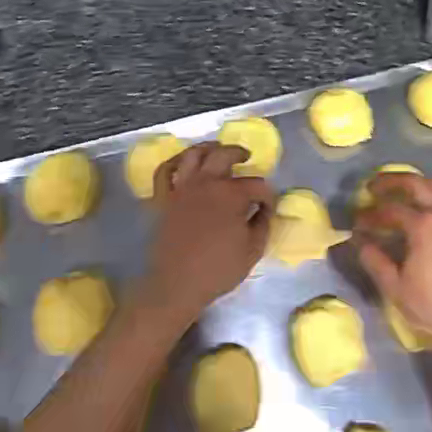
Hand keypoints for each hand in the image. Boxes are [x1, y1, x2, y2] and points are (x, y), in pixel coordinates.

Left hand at [139, 143, 274, 315]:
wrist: (177, 284)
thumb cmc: (218, 270)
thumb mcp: (252, 250)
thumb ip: (262, 224)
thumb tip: (263, 210)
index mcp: (231, 195)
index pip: (257, 185)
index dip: (267, 196)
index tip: (268, 208)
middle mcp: (206, 183)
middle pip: (224, 155)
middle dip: (239, 153)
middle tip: (246, 157)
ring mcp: (181, 188)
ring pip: (193, 155)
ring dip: (207, 148)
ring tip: (216, 149)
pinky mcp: (162, 198)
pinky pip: (164, 171)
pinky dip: (174, 163)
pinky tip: (182, 163)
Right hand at [354, 172, 431, 349]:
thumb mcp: (395, 287)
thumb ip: (374, 260)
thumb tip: (359, 242)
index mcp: (423, 225)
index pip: (389, 209)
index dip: (368, 215)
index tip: (355, 224)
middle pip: (415, 183)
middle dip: (390, 181)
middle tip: (371, 188)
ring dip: (412, 184)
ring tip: (394, 193)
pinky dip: (426, 196)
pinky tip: (416, 210)